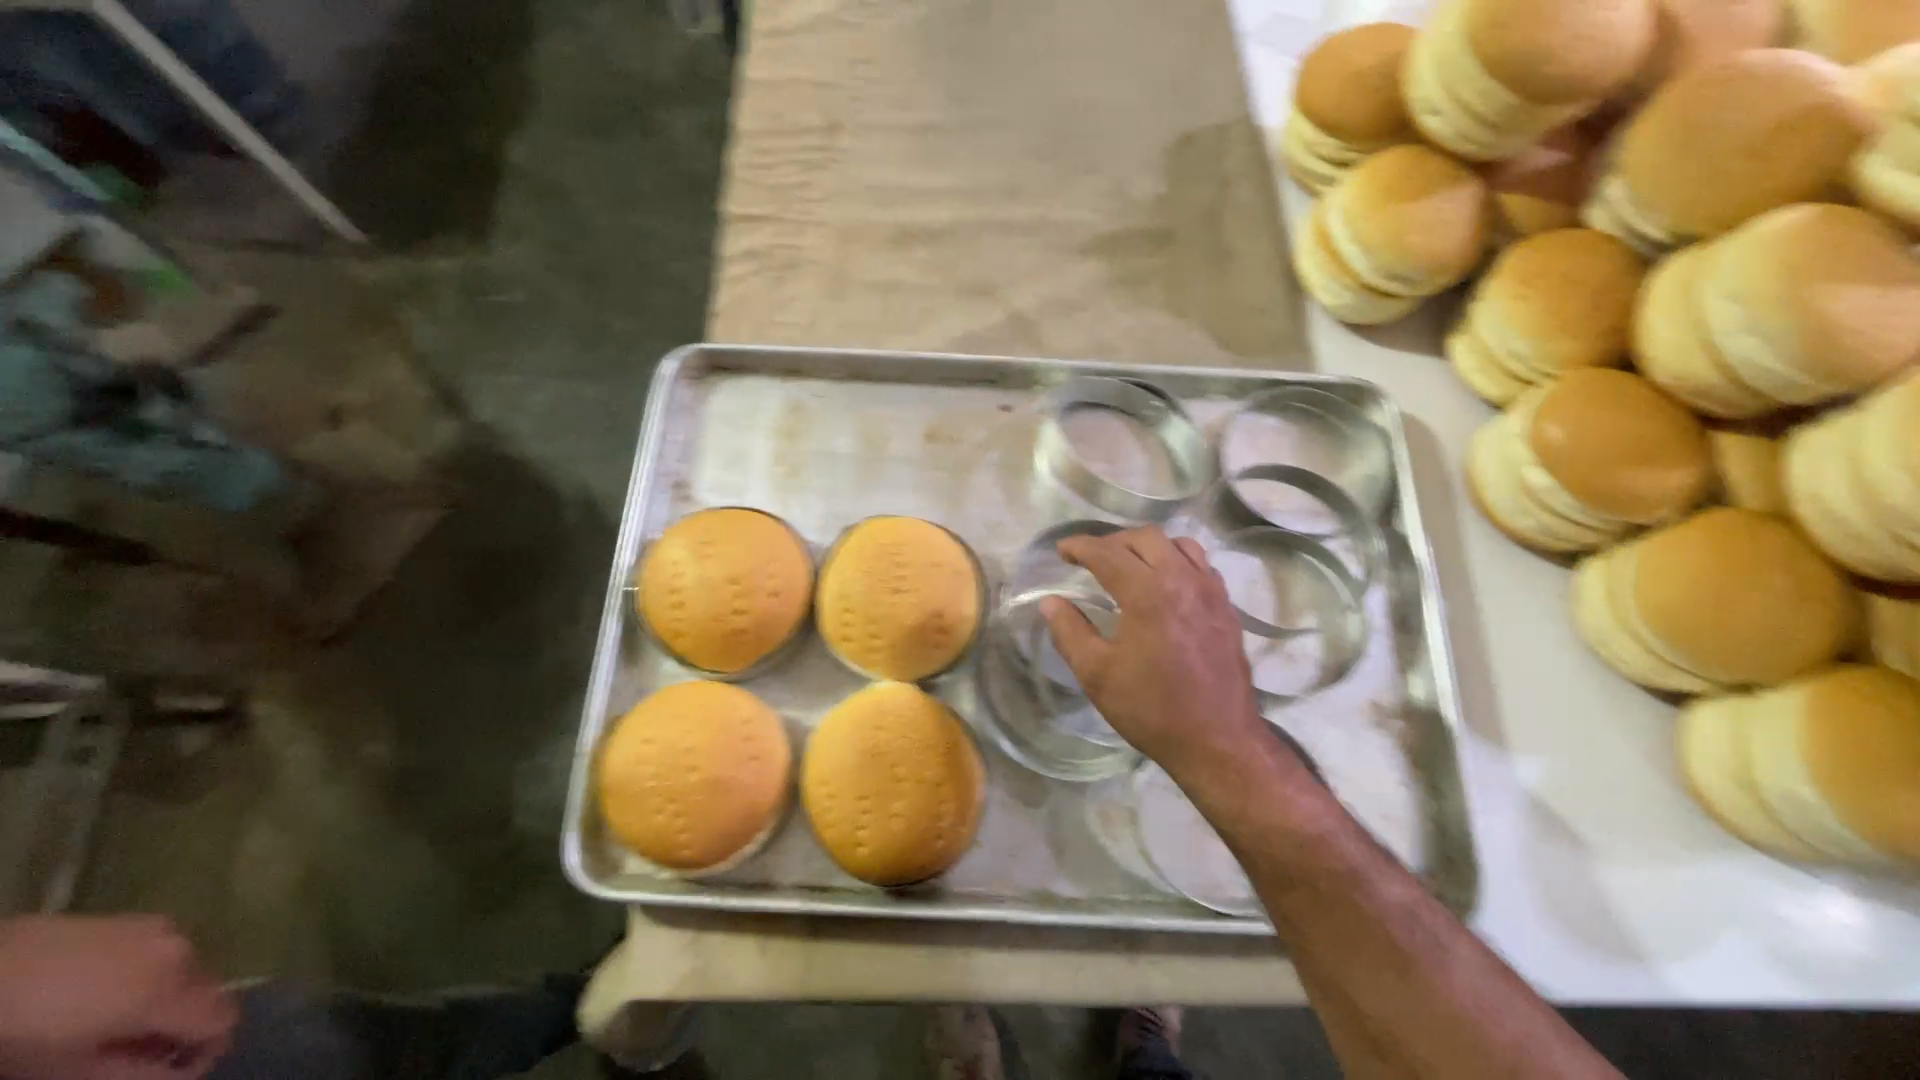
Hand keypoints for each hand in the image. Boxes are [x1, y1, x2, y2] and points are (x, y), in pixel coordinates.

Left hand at [0, 915, 236, 1079]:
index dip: (207, 1050)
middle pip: (208, 993)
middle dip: (181, 1025)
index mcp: (171, 991)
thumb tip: (181, 1075)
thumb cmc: (21, 1031)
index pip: (224, 1020)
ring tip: (115, 1020)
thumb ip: (136, 1076)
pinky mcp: (140, 919)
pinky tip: (103, 990)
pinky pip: (165, 952)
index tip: (172, 1070)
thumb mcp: (69, 1071)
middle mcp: (183, 952)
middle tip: (133, 1052)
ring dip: (166, 999)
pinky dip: (150, 975)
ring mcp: (163, 930)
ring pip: (187, 972)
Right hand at [1040, 526, 1269, 777]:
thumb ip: (1069, 631)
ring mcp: (1211, 592)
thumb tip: (1051, 602)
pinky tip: (1166, 586)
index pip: (1107, 553)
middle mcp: (1183, 580)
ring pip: (1179, 545)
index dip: (1080, 546)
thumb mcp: (1096, 674)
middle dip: (1114, 541)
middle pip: (1146, 538)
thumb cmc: (1150, 709)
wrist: (1217, 740)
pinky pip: (1202, 566)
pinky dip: (1178, 562)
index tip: (1062, 550)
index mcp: (1147, 593)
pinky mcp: (1227, 608)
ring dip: (1149, 547)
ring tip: (1130, 565)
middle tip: (1092, 559)